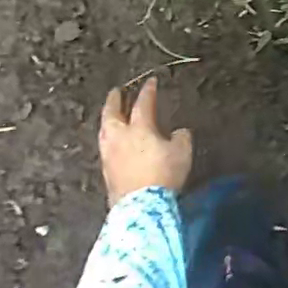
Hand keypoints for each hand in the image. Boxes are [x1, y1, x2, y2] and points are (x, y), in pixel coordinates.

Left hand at [99, 78, 193, 204]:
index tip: (150, 82)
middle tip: (116, 92)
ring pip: (105, 130)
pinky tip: (114, 141)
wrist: (140, 205)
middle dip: (115, 101)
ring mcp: (109, 154)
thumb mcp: (182, 152)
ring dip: (108, 120)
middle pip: (112, 114)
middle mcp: (120, 137)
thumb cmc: (163, 174)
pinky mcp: (106, 171)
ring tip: (111, 115)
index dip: (148, 91)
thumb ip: (181, 137)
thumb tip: (178, 132)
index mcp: (140, 128)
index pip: (143, 104)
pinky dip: (109, 138)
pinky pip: (106, 146)